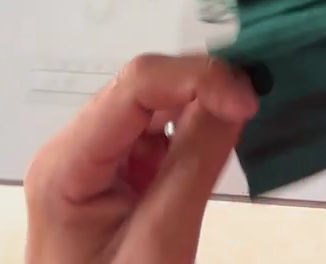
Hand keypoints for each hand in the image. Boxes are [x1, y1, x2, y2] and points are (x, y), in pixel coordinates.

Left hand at [25, 54, 258, 263]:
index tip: (249, 103)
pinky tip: (225, 136)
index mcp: (68, 164)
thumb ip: (197, 161)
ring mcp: (99, 158)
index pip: (135, 86)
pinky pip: (167, 128)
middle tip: (256, 103)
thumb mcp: (158, 246)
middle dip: (204, 85)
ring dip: (206, 101)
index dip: (197, 79)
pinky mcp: (123, 172)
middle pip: (147, 86)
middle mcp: (78, 148)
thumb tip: (238, 91)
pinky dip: (202, 124)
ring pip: (161, 101)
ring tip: (247, 113)